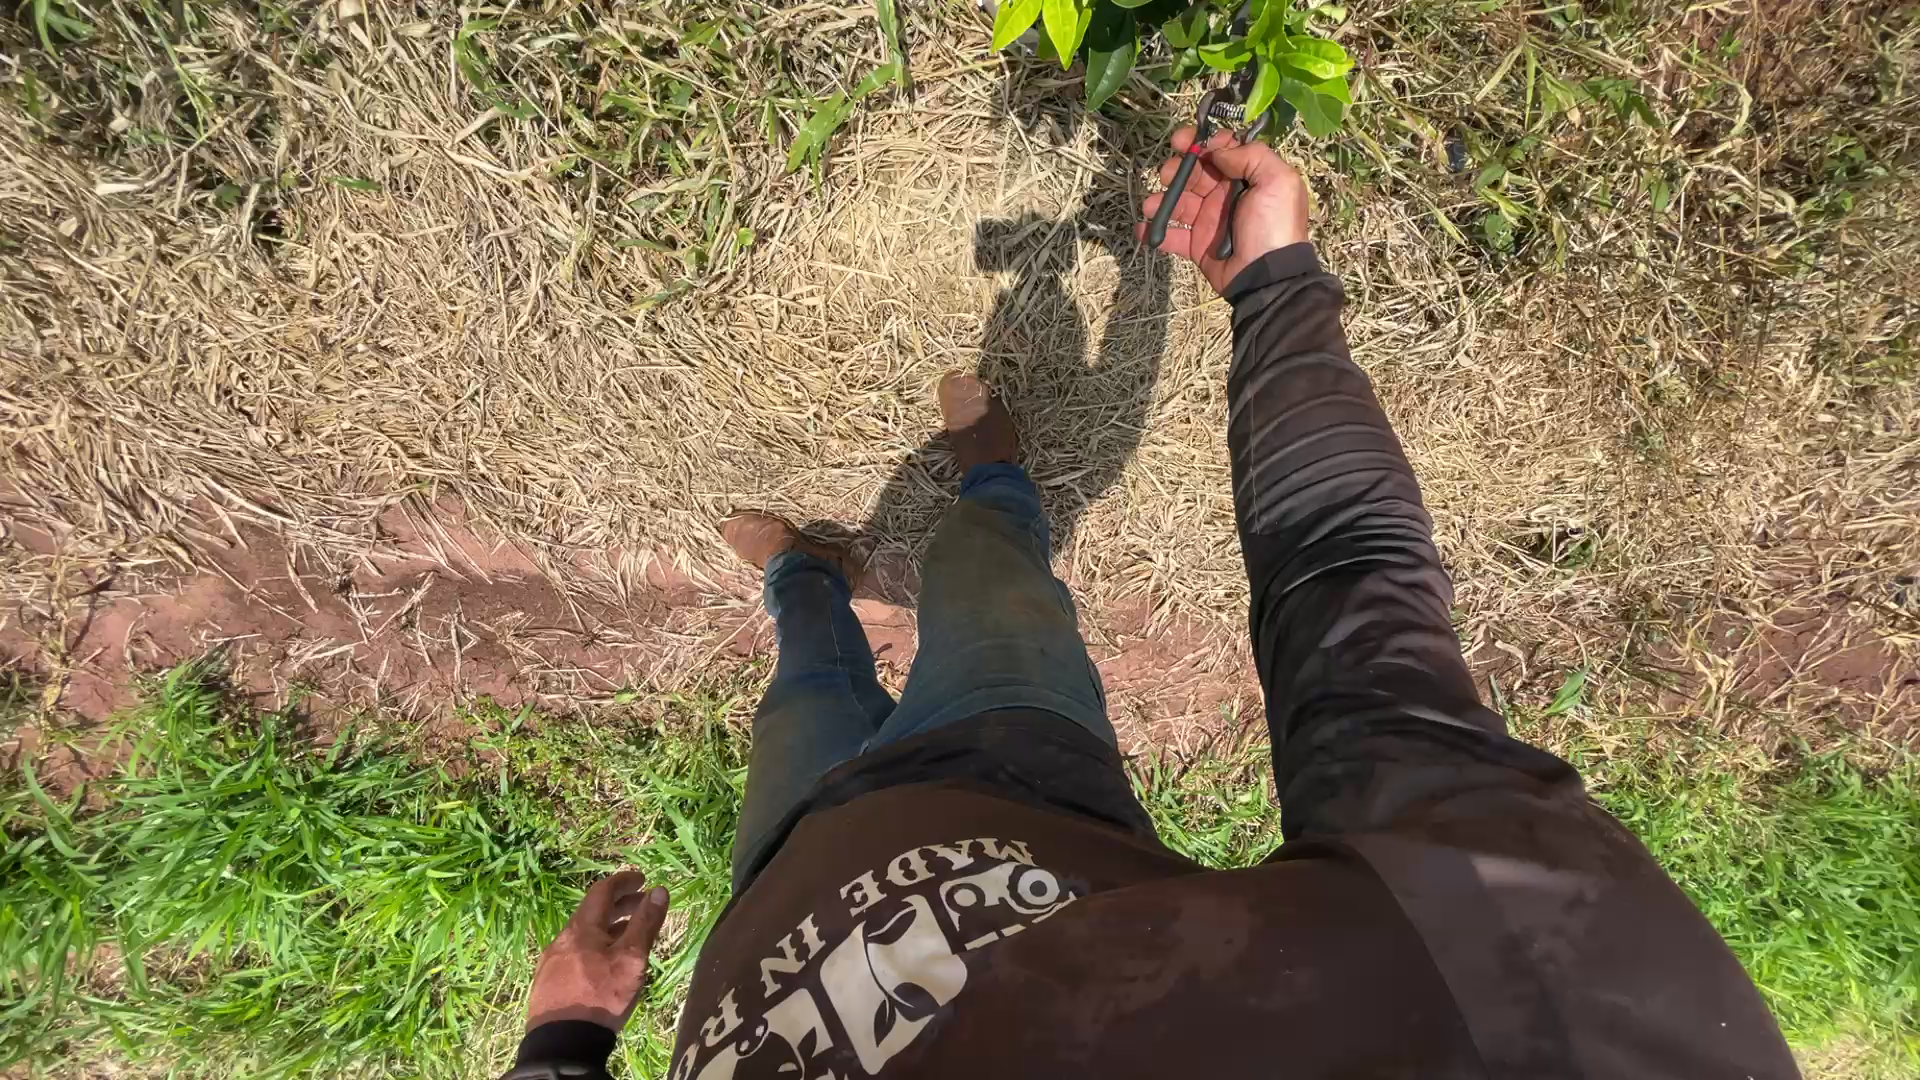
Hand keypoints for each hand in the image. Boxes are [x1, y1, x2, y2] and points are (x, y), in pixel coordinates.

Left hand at [526, 871, 670, 1031]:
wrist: (562, 1048)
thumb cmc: (601, 997)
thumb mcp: (632, 958)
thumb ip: (646, 922)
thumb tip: (659, 891)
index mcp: (581, 929)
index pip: (602, 890)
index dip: (624, 881)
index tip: (643, 880)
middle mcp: (561, 940)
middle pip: (592, 912)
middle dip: (620, 904)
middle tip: (642, 905)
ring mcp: (551, 963)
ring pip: (583, 934)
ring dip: (608, 927)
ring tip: (629, 936)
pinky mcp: (547, 984)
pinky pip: (575, 953)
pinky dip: (595, 946)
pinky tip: (606, 963)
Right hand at [1136, 126, 1311, 295]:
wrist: (1265, 275)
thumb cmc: (1273, 225)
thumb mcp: (1276, 181)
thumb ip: (1251, 156)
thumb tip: (1219, 150)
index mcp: (1247, 176)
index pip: (1221, 151)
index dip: (1202, 143)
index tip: (1186, 142)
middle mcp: (1225, 195)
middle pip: (1195, 174)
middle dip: (1177, 169)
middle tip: (1166, 173)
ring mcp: (1209, 220)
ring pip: (1179, 203)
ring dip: (1162, 200)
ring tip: (1150, 205)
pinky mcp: (1197, 245)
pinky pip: (1173, 235)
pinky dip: (1155, 231)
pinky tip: (1143, 228)